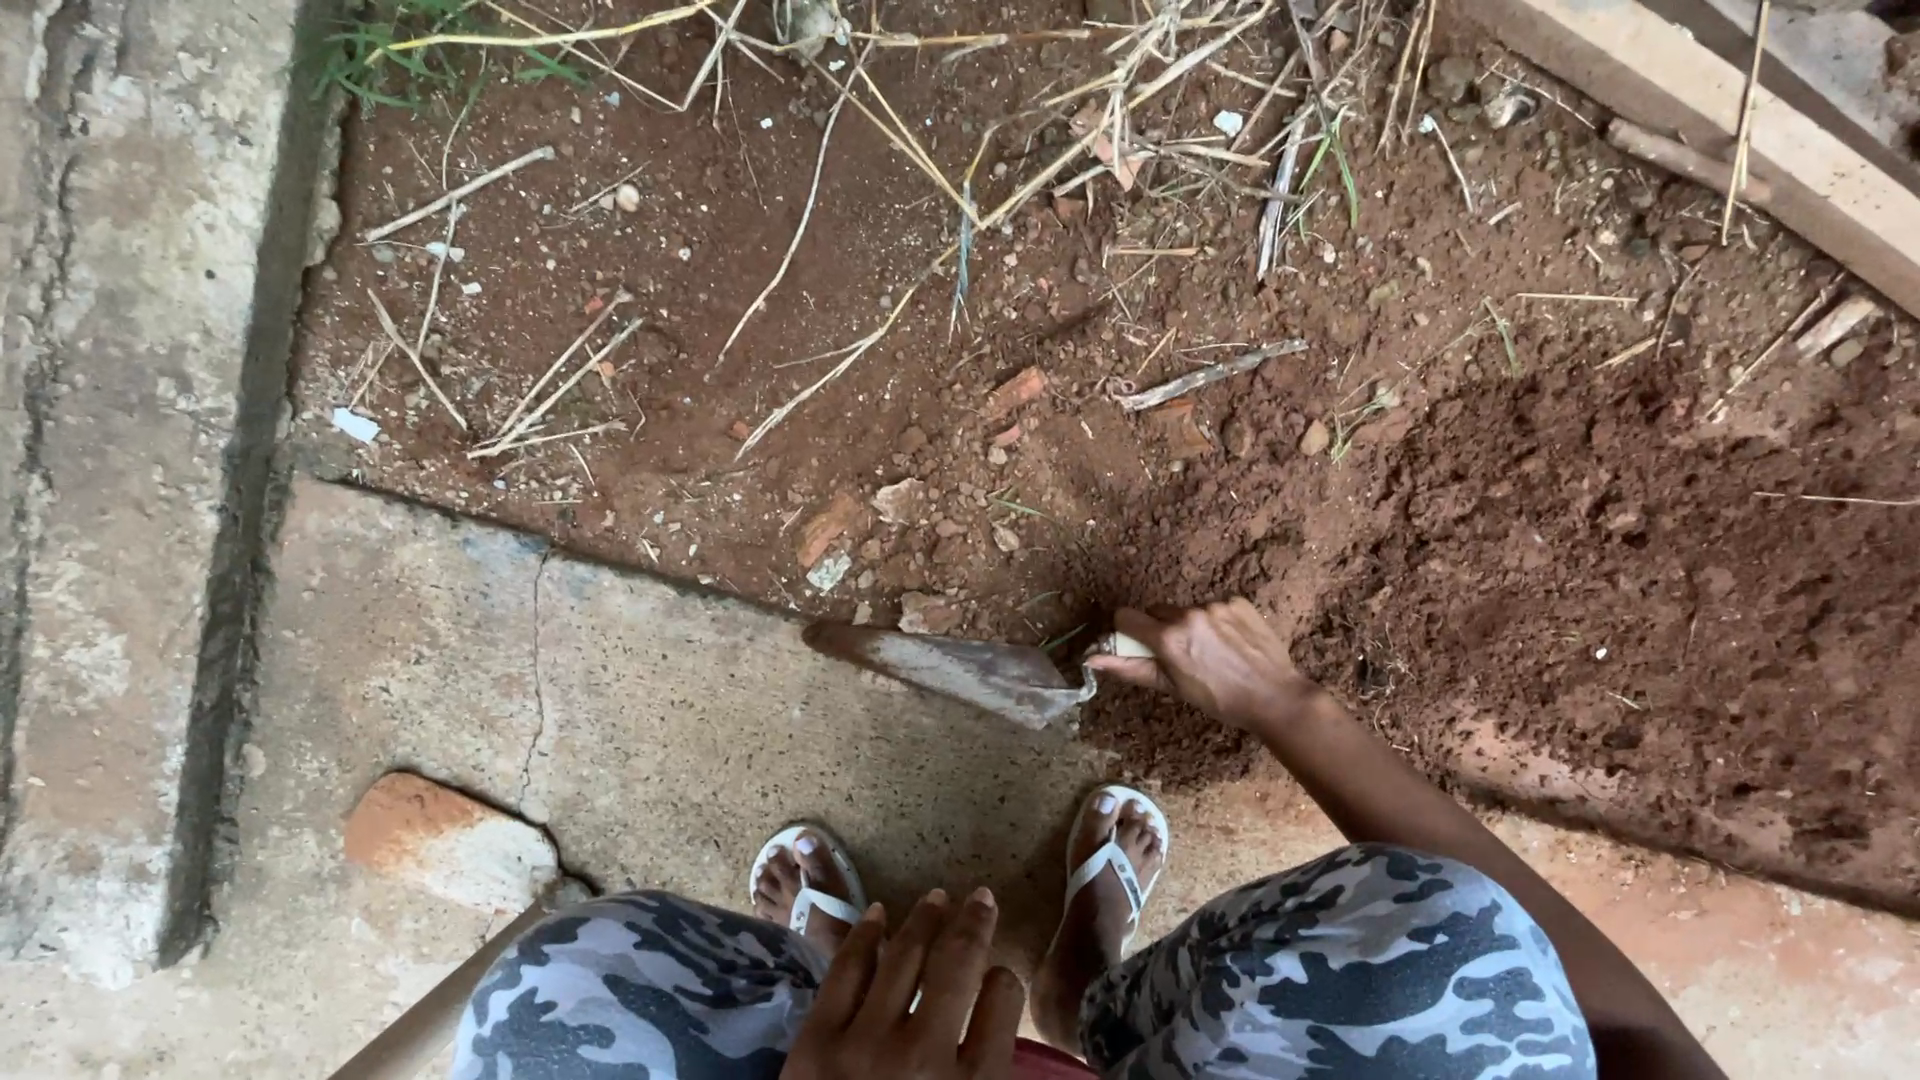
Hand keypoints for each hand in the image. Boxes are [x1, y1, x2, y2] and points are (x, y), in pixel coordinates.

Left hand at [781, 888, 1024, 1079]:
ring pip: (906, 956)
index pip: (1003, 1003)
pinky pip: (847, 971)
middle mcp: (925, 1056)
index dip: (1005, 981)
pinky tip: (878, 913)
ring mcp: (866, 1043)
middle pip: (958, 966)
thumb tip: (996, 1003)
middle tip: (981, 896)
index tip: (1000, 974)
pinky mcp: (816, 1041)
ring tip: (937, 897)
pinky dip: (866, 936)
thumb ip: (985, 1068)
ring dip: (925, 920)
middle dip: (974, 924)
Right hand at [1087, 600, 1330, 734]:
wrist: (1274, 695)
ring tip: (1211, 650)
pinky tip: (1230, 642)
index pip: (1126, 616)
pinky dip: (1215, 620)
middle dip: (1161, 628)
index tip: (1140, 645)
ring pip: (1186, 609)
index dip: (1128, 630)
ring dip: (1190, 624)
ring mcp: (1215, 604)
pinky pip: (1213, 605)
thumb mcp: (1172, 688)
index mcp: (1168, 637)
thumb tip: (1091, 660)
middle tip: (1181, 654)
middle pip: (1157, 611)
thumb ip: (1130, 668)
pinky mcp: (1237, 600)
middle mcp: (1188, 614)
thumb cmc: (1219, 699)